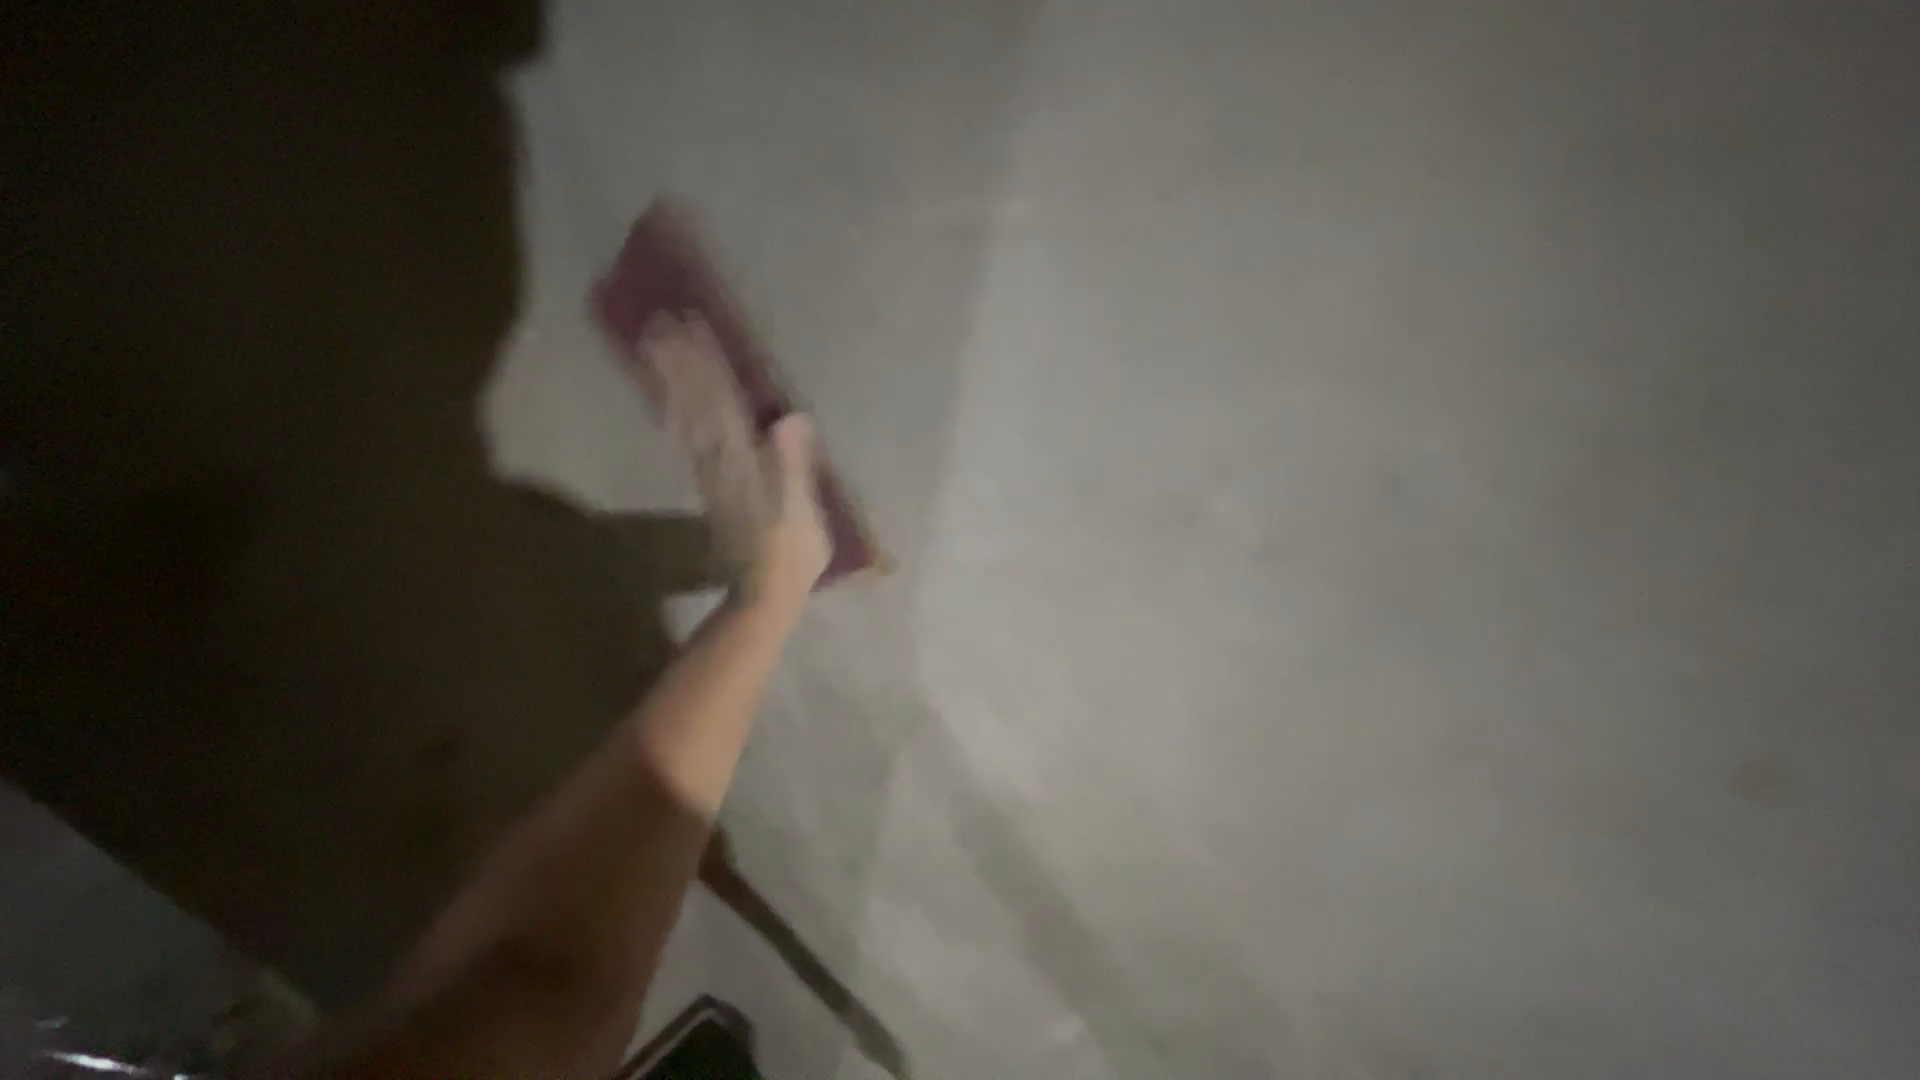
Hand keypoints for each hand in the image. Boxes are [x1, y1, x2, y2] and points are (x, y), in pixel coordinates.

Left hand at [642, 313, 829, 604]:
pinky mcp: (709, 484)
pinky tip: (665, 397)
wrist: (764, 591)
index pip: (722, 401)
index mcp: (744, 460)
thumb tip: (791, 417)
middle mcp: (718, 459)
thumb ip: (793, 465)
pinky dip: (671, 411)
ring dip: (669, 380)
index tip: (692, 325)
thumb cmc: (791, 551)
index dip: (707, 363)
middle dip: (680, 361)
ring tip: (653, 346)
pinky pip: (684, 437)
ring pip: (684, 416)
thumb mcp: (800, 511)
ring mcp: (709, 471)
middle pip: (695, 402)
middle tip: (660, 321)